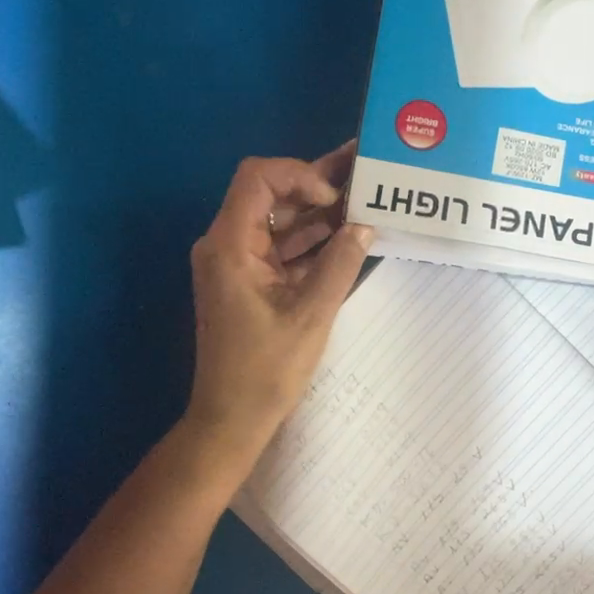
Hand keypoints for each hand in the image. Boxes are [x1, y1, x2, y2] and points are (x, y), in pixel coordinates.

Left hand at [185, 141, 372, 450]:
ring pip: (279, 222)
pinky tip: (348, 239)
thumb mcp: (311, 316)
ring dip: (318, 215)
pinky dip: (311, 243)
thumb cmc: (266, 371)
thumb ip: (340, 265)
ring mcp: (237, 264)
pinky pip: (281, 249)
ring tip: (365, 201)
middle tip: (364, 175)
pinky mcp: (249, 283)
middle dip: (316, 187)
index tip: (336, 200)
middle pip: (270, 195)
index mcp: (230, 245)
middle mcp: (227, 245)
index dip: (300, 175)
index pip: (258, 178)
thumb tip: (365, 226)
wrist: (232, 419)